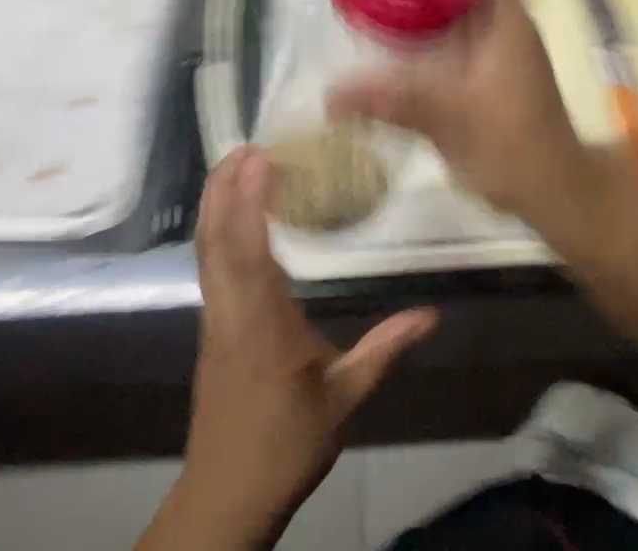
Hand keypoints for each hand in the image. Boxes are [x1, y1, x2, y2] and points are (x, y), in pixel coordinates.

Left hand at [151, 147, 435, 549]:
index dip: (248, 201)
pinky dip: (219, 231)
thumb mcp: (345, 397)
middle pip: (215, 240)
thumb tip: (431, 314)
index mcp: (261, 325)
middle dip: (224, 188)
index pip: (248, 252)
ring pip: (206, 251)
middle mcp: (230, 312)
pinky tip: (235, 219)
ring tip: (236, 166)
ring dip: (216, 205)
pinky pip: (210, 267)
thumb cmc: (288, 443)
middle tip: (246, 146)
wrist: (228, 491)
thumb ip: (385, 349)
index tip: (260, 158)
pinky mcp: (211, 329)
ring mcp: (214, 319)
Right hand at [327, 0, 598, 222]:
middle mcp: (500, 26)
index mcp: (506, 20)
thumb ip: (393, 101)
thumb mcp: (453, 120)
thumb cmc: (515, 147)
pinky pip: (445, 42)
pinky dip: (417, 37)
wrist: (552, 192)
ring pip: (450, 11)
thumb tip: (330, 94)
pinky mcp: (480, 76)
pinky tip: (381, 43)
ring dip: (415, 1)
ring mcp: (491, 52)